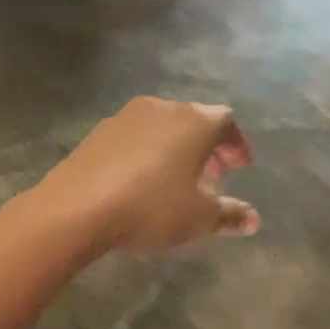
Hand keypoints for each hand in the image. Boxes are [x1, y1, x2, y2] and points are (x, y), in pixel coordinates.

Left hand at [32, 97, 258, 254]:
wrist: (77, 207)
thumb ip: (229, 215)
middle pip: (193, 120)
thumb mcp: (198, 218)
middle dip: (207, 147)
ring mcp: (125, 117)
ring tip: (177, 180)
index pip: (226, 122)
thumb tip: (253, 219)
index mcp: (194, 121)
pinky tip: (141, 181)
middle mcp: (162, 109)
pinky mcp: (97, 133)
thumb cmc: (150, 208)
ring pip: (162, 128)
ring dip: (175, 150)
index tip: (240, 167)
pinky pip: (134, 138)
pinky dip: (146, 153)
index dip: (236, 145)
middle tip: (214, 175)